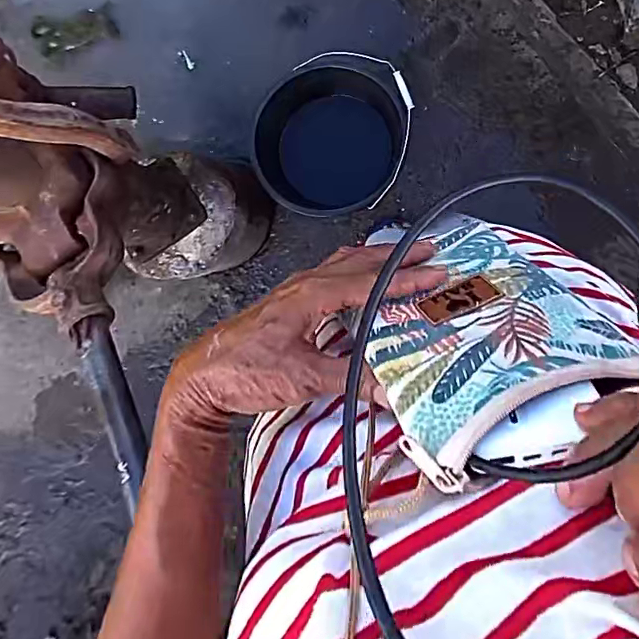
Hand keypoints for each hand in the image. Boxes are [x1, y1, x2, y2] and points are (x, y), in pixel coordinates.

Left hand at [159, 242, 445, 434]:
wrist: (205, 374)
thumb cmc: (244, 370)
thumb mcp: (303, 379)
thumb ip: (350, 381)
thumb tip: (389, 388)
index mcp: (311, 295)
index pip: (368, 282)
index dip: (404, 278)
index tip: (434, 274)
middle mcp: (304, 285)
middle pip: (358, 261)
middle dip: (396, 255)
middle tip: (428, 250)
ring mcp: (295, 291)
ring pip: (343, 263)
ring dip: (375, 259)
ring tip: (402, 258)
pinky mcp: (290, 302)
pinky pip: (330, 274)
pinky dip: (354, 270)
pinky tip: (359, 281)